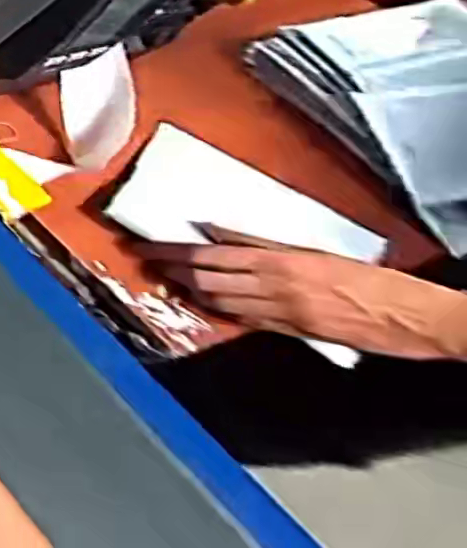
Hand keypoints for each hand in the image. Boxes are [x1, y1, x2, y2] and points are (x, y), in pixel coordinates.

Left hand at [141, 226, 466, 360]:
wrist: (422, 317)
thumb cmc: (369, 277)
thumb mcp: (307, 249)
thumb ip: (254, 240)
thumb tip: (209, 230)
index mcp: (273, 262)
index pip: (204, 255)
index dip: (167, 252)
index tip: (140, 248)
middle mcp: (271, 287)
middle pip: (204, 279)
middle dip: (170, 271)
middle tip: (148, 264)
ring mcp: (283, 312)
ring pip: (220, 302)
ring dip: (190, 292)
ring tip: (170, 282)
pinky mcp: (297, 332)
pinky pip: (248, 320)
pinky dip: (222, 310)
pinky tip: (208, 304)